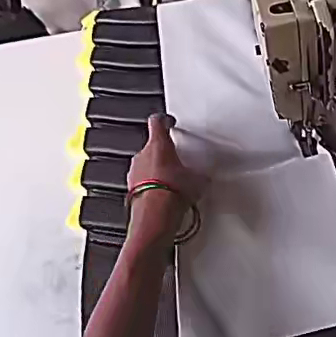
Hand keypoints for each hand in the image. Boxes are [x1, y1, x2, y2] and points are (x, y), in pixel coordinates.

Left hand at [127, 114, 203, 244]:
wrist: (155, 216)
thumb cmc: (172, 192)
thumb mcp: (198, 180)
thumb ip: (200, 174)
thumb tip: (205, 177)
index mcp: (158, 144)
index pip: (157, 122)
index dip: (164, 120)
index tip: (168, 121)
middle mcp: (142, 155)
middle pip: (152, 146)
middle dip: (164, 153)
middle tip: (178, 161)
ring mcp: (134, 172)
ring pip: (146, 165)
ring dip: (157, 171)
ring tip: (173, 182)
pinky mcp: (130, 189)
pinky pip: (142, 182)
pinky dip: (152, 185)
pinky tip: (165, 196)